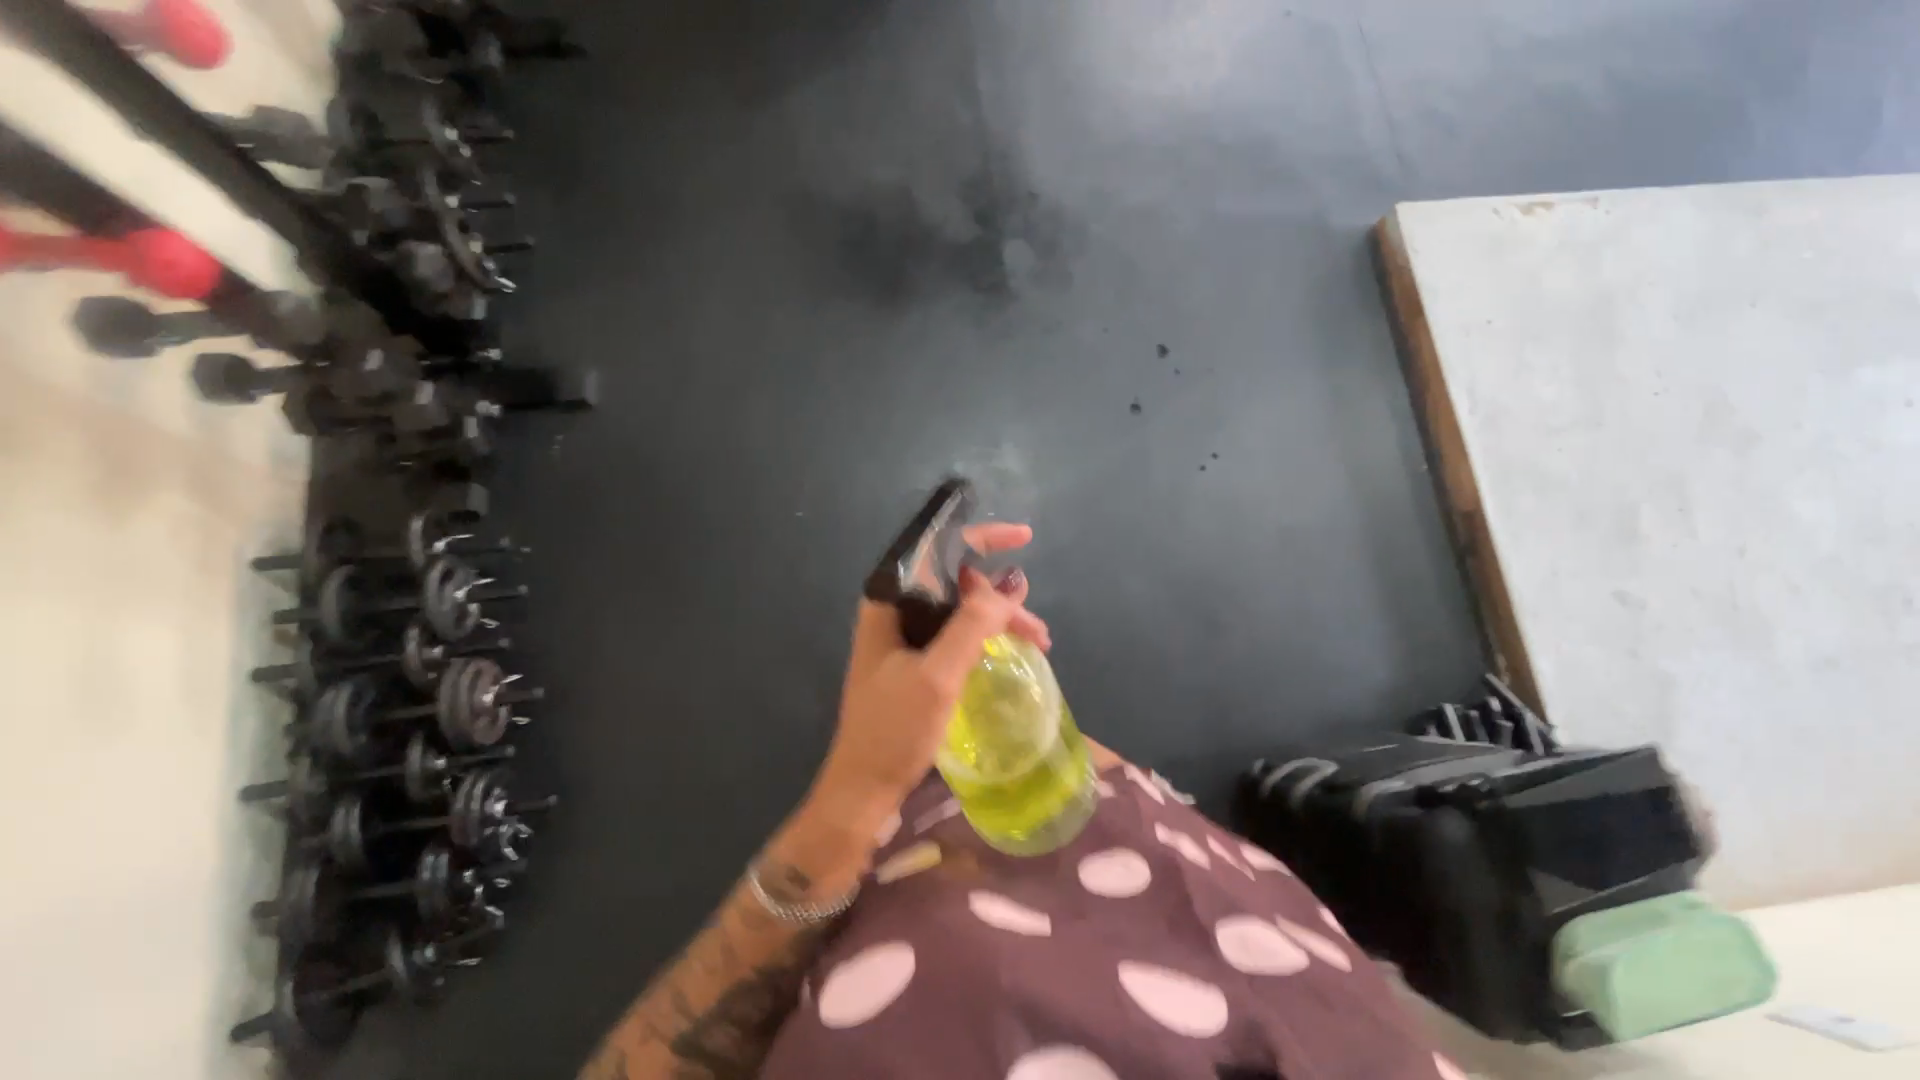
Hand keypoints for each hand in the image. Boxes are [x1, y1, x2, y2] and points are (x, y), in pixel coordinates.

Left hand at [812, 523, 1050, 815]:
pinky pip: (953, 636)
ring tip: (1038, 644)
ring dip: (997, 620)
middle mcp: (892, 612)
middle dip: (999, 595)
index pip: (938, 551)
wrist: (863, 788)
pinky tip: (1008, 652)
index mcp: (889, 601)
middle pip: (953, 581)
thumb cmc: (895, 728)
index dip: (982, 538)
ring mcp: (900, 639)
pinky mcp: (910, 664)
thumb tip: (1009, 584)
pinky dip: (984, 639)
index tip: (1024, 538)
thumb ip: (972, 624)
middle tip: (1037, 627)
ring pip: (958, 611)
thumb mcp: (938, 674)